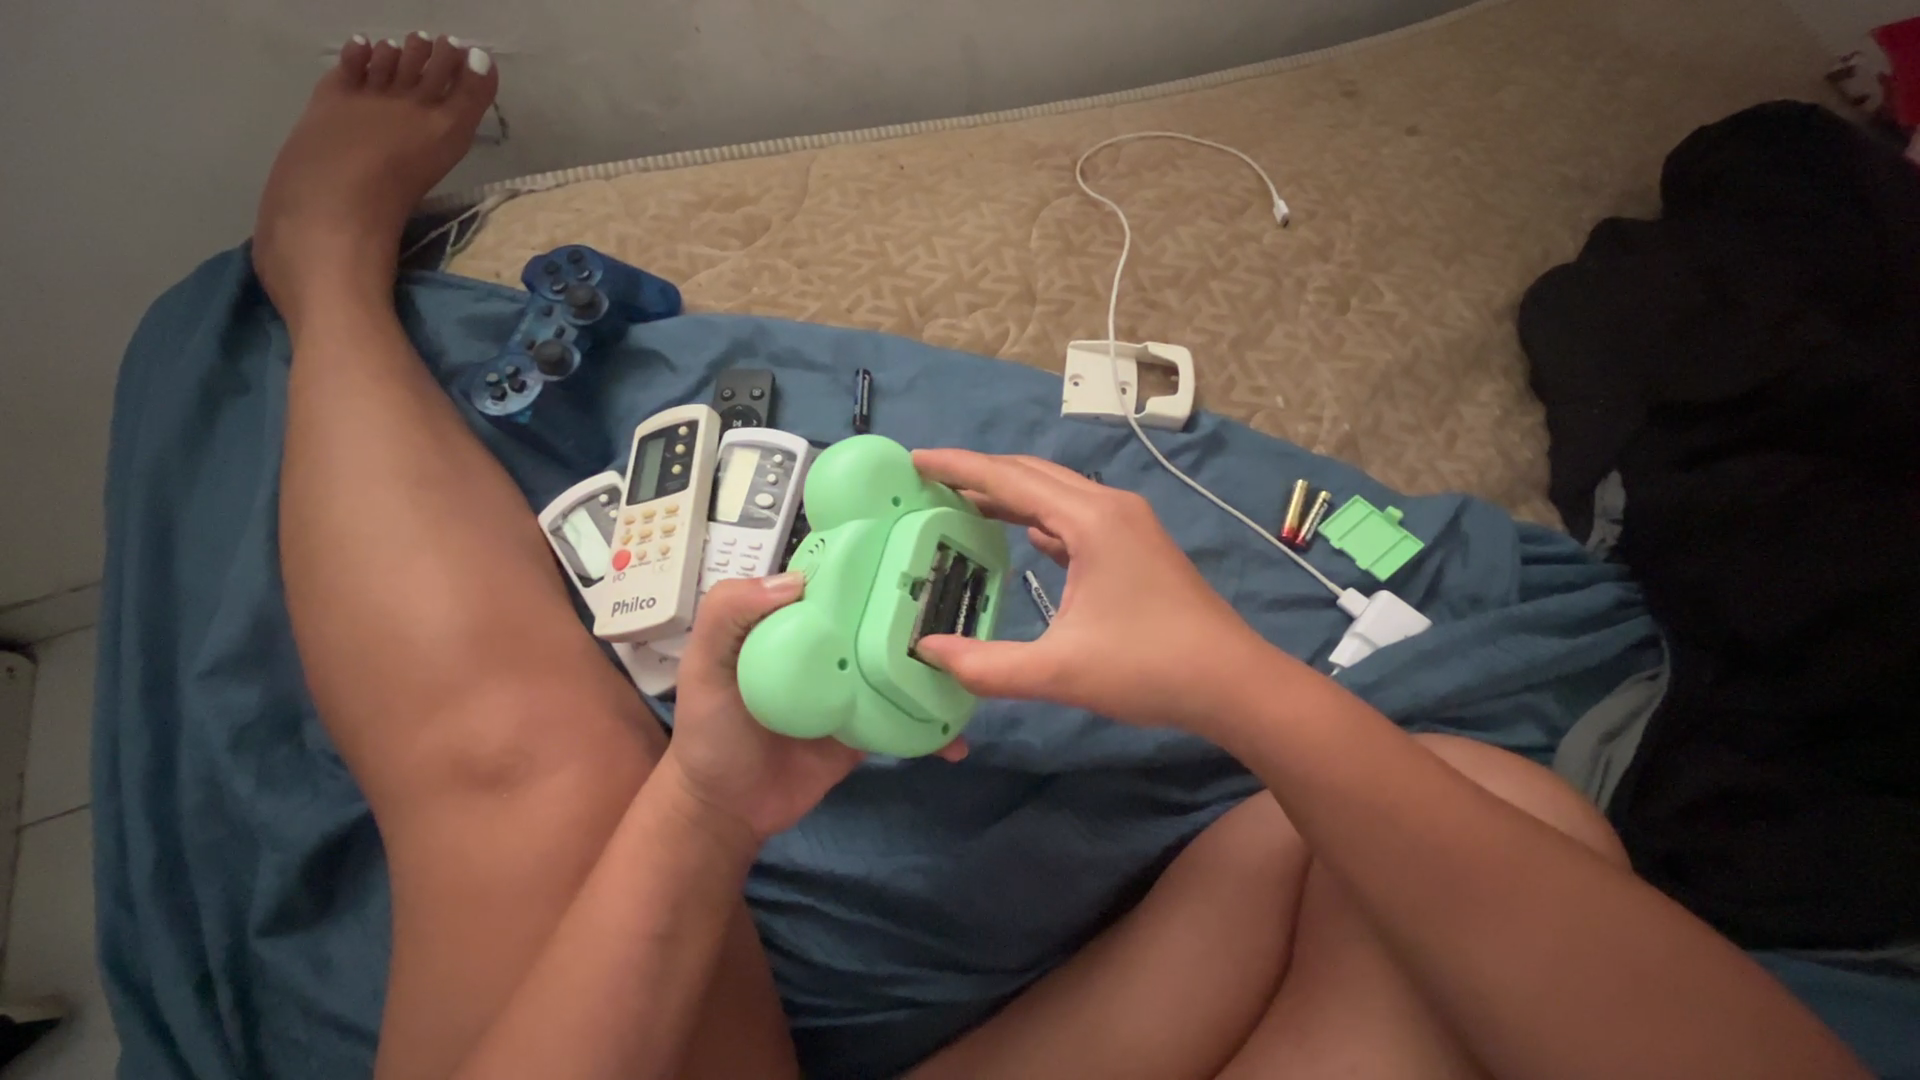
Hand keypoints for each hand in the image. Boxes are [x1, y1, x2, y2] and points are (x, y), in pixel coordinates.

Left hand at [663, 574, 967, 841]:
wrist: (726, 809)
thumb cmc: (711, 728)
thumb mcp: (705, 664)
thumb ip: (729, 613)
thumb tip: (799, 580)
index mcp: (797, 622)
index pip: (839, 585)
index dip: (870, 567)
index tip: (915, 550)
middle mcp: (832, 647)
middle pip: (881, 623)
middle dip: (921, 614)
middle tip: (965, 607)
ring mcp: (856, 688)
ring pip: (903, 668)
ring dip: (937, 667)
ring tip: (975, 662)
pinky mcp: (871, 729)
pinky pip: (907, 721)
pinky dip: (936, 731)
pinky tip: (959, 740)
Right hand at [911, 449, 1283, 731]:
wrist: (1234, 683)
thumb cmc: (1149, 669)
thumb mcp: (1060, 672)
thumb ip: (986, 665)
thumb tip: (927, 652)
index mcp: (1090, 520)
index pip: (1009, 479)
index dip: (958, 467)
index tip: (915, 460)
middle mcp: (1109, 507)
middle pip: (1032, 475)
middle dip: (979, 474)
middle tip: (930, 484)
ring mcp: (1128, 524)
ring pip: (1056, 494)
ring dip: (1010, 496)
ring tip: (962, 505)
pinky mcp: (1136, 546)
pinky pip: (1075, 517)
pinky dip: (1040, 519)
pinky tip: (1023, 537)